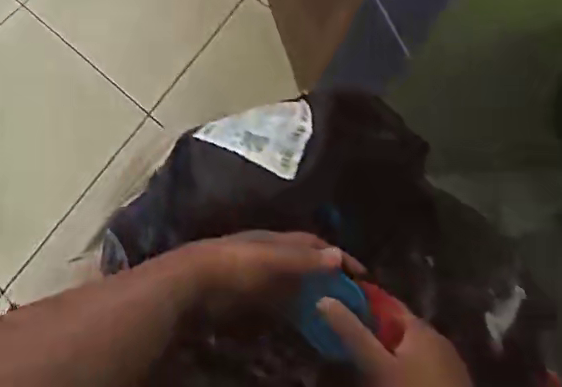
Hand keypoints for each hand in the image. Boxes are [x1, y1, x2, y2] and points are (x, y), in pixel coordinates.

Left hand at [171, 231, 361, 315]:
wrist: (197, 279)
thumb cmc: (237, 264)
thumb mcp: (271, 259)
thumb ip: (302, 259)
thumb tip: (337, 254)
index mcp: (277, 239)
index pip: (314, 243)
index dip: (339, 255)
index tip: (364, 275)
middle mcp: (270, 251)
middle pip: (306, 261)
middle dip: (329, 276)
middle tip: (354, 300)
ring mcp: (259, 272)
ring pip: (295, 281)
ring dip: (314, 294)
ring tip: (335, 315)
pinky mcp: (249, 293)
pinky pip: (281, 298)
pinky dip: (297, 307)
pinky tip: (305, 322)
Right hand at [318, 298, 473, 386]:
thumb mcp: (377, 367)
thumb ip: (352, 333)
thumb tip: (323, 299)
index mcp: (421, 328)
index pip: (385, 300)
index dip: (359, 299)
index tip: (335, 301)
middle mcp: (438, 340)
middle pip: (397, 325)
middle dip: (371, 328)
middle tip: (344, 335)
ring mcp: (449, 366)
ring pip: (408, 348)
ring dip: (386, 351)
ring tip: (362, 360)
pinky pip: (421, 368)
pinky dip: (402, 368)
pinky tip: (389, 381)